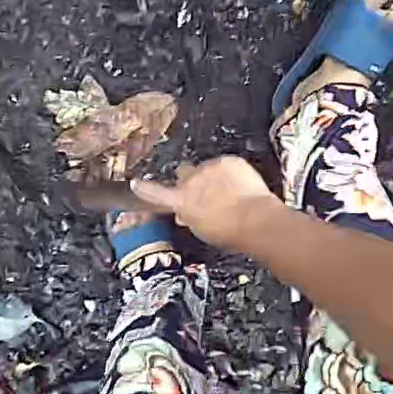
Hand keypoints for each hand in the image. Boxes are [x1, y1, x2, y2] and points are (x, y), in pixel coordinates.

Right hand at [132, 157, 284, 250]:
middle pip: (183, 173)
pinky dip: (230, 172)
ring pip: (206, 167)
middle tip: (205, 193)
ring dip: (212, 176)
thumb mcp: (203, 231)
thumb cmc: (230, 232)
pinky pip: (225, 163)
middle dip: (190, 180)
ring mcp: (210, 168)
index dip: (145, 188)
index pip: (156, 193)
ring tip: (229, 192)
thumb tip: (184, 213)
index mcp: (182, 201)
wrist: (256, 220)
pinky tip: (239, 185)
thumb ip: (190, 217)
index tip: (136, 183)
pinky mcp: (228, 161)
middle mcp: (192, 181)